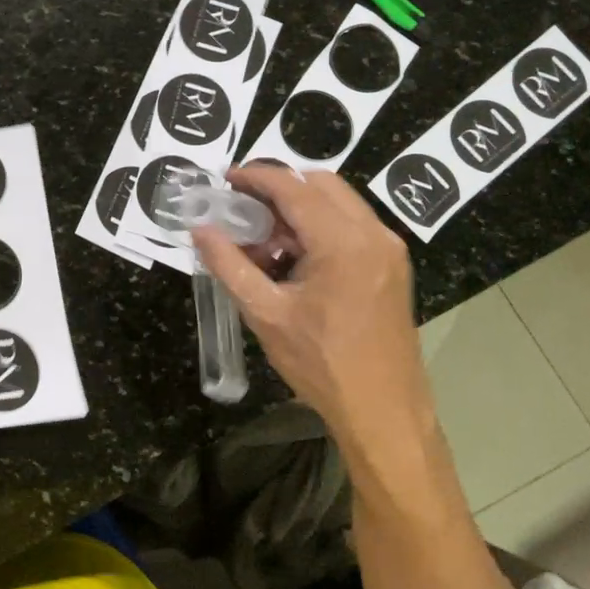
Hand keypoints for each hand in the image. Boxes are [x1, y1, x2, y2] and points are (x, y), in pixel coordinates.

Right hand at [192, 166, 430, 446]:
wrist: (383, 410)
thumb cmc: (321, 363)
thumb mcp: (264, 312)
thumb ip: (229, 264)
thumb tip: (198, 229)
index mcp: (344, 243)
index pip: (293, 188)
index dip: (255, 177)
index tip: (222, 179)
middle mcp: (373, 235)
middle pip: (320, 184)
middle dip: (277, 188)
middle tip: (239, 209)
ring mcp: (388, 250)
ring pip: (338, 203)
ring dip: (298, 208)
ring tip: (262, 240)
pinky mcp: (391, 267)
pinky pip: (351, 225)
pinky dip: (318, 226)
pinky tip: (291, 258)